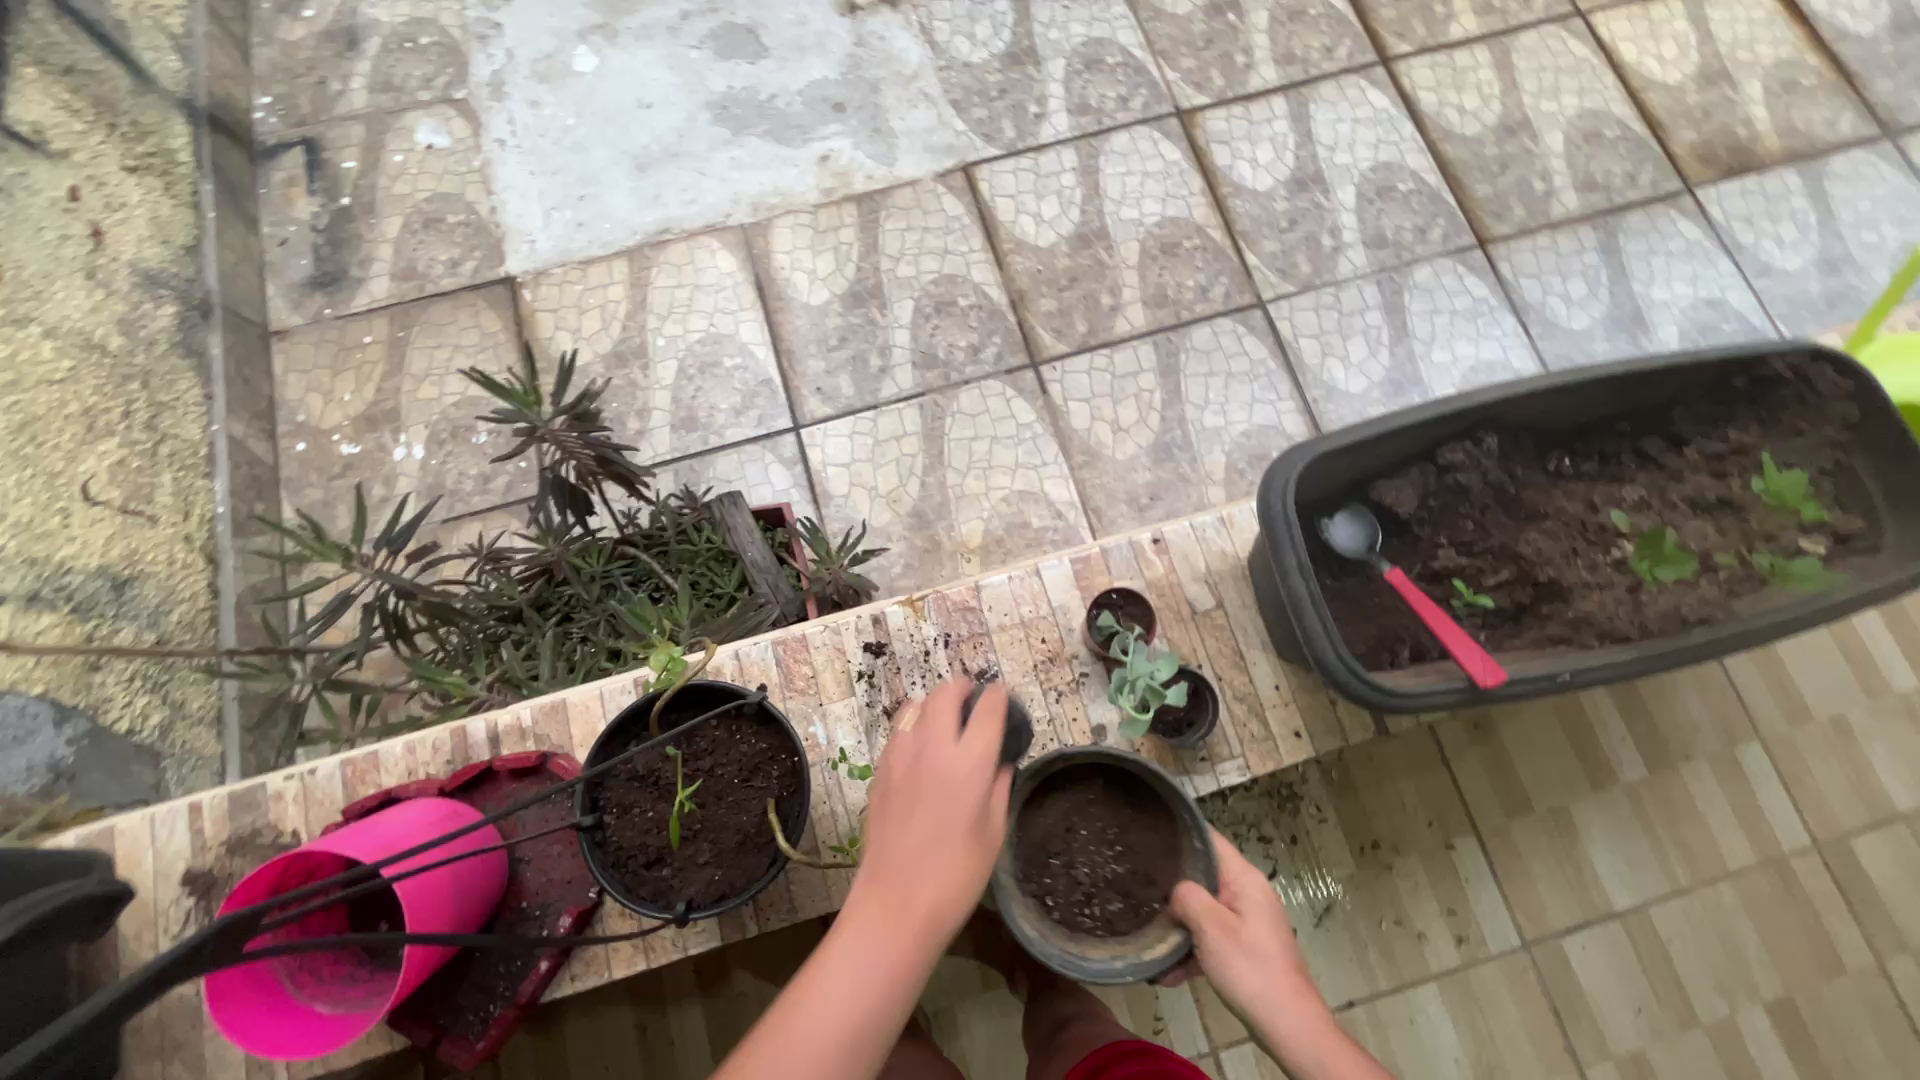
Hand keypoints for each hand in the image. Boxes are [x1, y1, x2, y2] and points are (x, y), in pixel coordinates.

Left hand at [847, 679, 1013, 945]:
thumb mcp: (994, 833)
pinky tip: (921, 750)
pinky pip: (898, 732)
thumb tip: (999, 764)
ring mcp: (900, 756)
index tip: (1000, 694)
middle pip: (945, 694)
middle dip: (962, 688)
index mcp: (970, 764)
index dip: (997, 696)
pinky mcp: (879, 770)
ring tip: (945, 721)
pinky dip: (913, 728)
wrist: (896, 902)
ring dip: (934, 705)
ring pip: (915, 706)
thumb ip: (998, 788)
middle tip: (972, 700)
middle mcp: (934, 748)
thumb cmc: (956, 876)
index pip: (987, 709)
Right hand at [1166, 829, 1326, 1029]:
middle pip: (1204, 876)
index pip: (1210, 839)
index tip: (1149, 833)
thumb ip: (1187, 897)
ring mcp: (1248, 922)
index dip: (1181, 832)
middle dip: (1173, 886)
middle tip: (1140, 887)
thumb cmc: (1249, 968)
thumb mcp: (1210, 927)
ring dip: (1180, 926)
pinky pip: (1213, 938)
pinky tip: (1167, 973)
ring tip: (1149, 937)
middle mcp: (1248, 893)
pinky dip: (1193, 951)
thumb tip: (1175, 893)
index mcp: (1244, 879)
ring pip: (1205, 910)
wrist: (1288, 1026)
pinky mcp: (1246, 948)